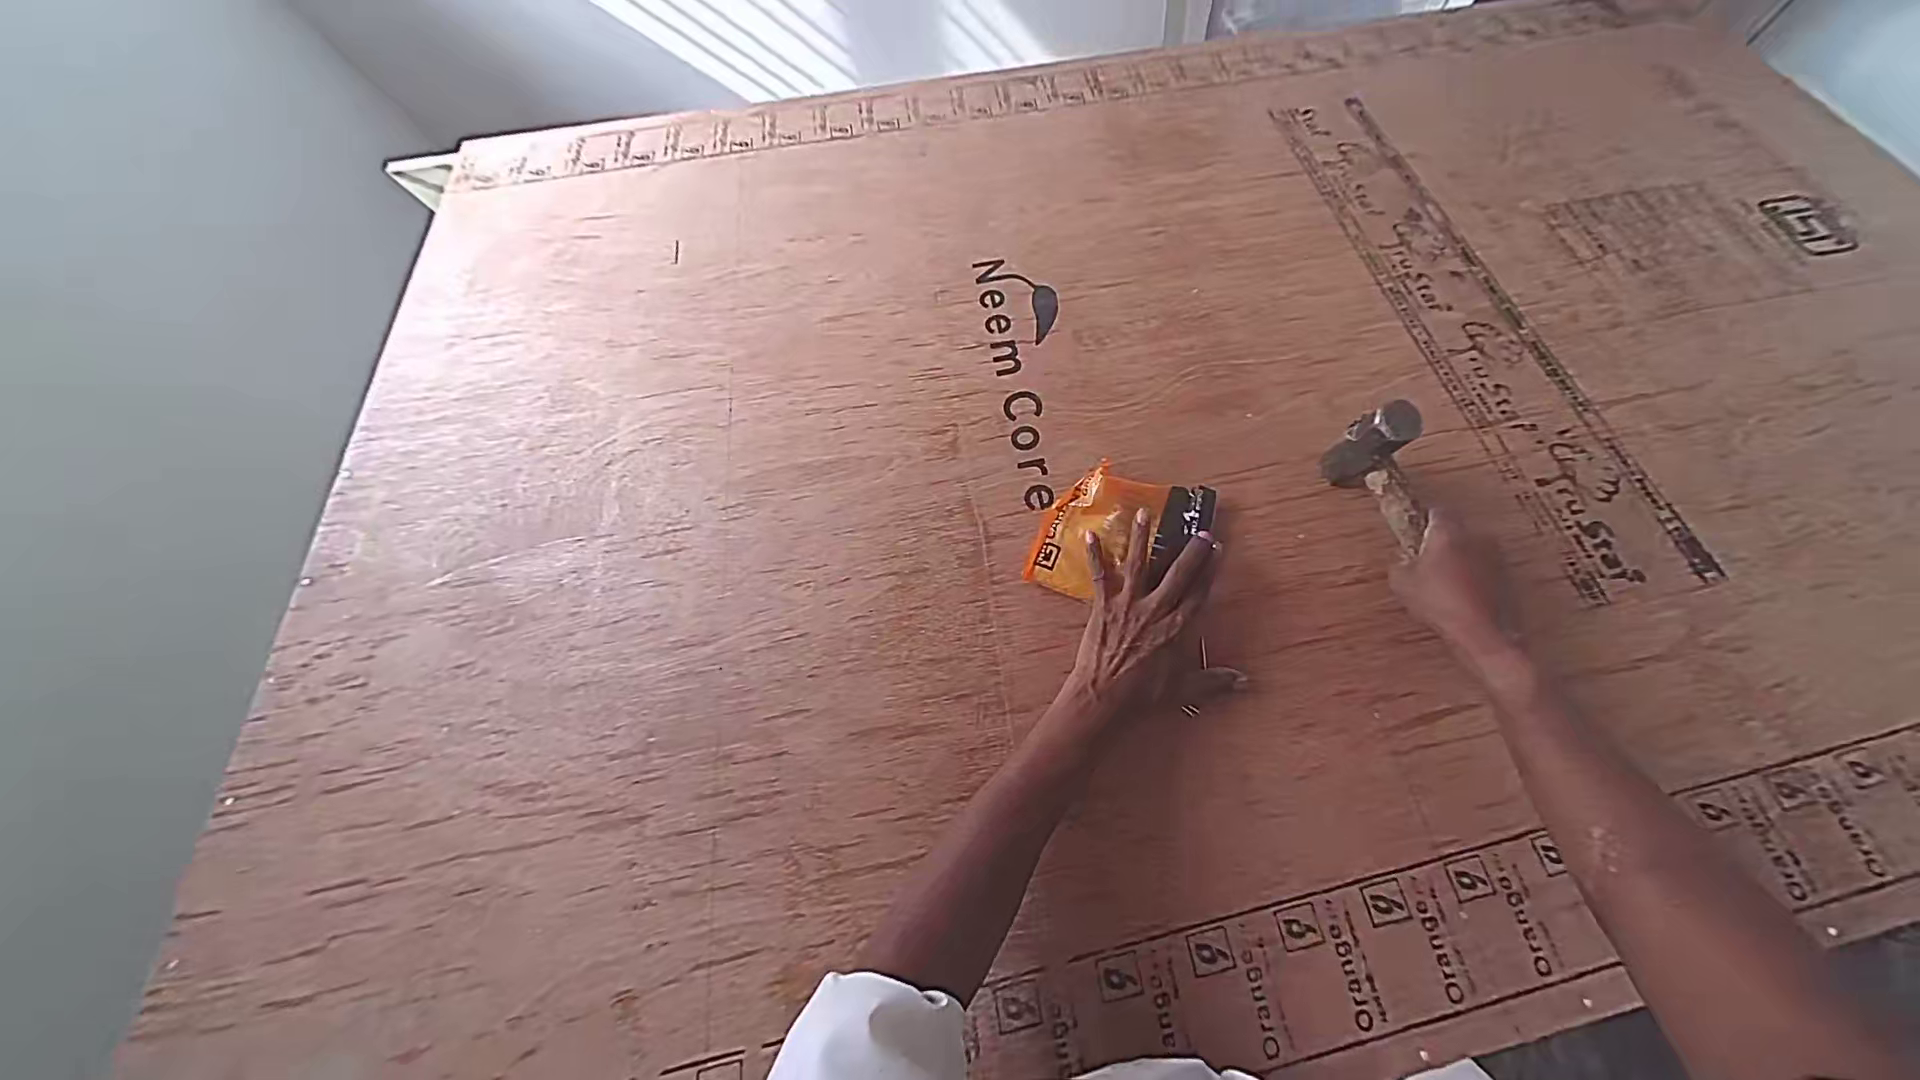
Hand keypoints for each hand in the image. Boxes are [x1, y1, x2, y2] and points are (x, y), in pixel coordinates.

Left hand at [1068, 508, 1243, 721]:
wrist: (1103, 695)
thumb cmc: (1142, 694)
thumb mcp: (1182, 689)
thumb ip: (1213, 681)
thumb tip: (1243, 681)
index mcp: (1176, 628)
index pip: (1198, 592)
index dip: (1209, 570)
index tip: (1218, 550)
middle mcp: (1154, 610)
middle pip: (1177, 574)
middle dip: (1191, 551)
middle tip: (1201, 530)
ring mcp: (1127, 605)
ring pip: (1138, 565)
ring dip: (1141, 538)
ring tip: (1143, 515)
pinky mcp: (1103, 606)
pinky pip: (1099, 576)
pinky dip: (1095, 556)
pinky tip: (1091, 536)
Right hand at [1389, 509, 1516, 657]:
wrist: (1481, 632)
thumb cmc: (1438, 602)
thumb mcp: (1401, 581)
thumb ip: (1400, 562)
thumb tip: (1404, 557)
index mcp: (1447, 534)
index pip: (1437, 512)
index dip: (1424, 518)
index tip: (1416, 525)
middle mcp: (1476, 538)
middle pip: (1457, 532)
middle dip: (1443, 542)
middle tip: (1426, 558)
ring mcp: (1496, 557)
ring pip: (1472, 550)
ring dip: (1460, 559)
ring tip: (1444, 581)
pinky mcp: (1508, 577)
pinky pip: (1484, 569)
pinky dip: (1474, 576)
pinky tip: (1461, 594)